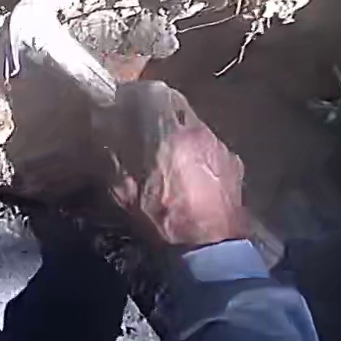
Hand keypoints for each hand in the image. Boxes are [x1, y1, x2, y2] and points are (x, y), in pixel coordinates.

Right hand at [107, 82, 247, 247]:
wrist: (210, 247)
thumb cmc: (163, 220)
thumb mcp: (125, 192)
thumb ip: (114, 160)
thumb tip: (106, 139)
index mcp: (170, 133)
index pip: (154, 93)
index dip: (137, 95)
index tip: (125, 102)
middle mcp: (199, 130)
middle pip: (177, 105)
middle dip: (160, 111)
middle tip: (145, 124)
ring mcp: (220, 145)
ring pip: (195, 124)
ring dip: (179, 130)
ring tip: (168, 150)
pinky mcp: (234, 162)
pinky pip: (210, 145)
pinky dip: (197, 150)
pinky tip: (190, 170)